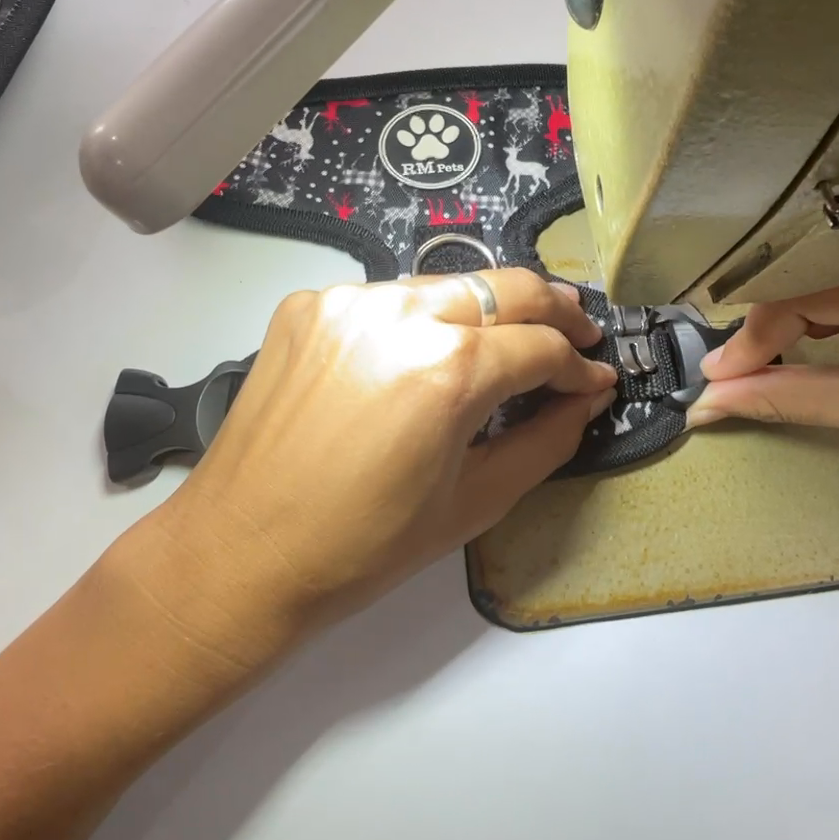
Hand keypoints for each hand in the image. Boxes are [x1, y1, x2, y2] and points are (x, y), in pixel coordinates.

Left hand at [129, 270, 616, 645]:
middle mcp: (401, 313)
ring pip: (448, 285)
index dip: (579, 365)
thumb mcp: (475, 501)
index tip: (596, 380)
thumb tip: (587, 397)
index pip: (542, 346)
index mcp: (449, 370)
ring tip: (509, 343)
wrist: (241, 553)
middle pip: (505, 286)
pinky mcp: (310, 305)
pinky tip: (426, 355)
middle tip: (577, 336)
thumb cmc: (366, 547)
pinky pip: (390, 299)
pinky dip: (423, 319)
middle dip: (553, 310)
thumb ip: (546, 439)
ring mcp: (349, 301)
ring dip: (489, 311)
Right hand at [691, 276, 838, 498]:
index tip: (715, 382)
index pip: (802, 295)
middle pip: (816, 280)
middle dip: (767, 330)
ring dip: (796, 326)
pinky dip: (835, 324)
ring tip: (759, 364)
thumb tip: (714, 399)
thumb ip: (792, 397)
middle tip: (729, 374)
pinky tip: (814, 345)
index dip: (752, 340)